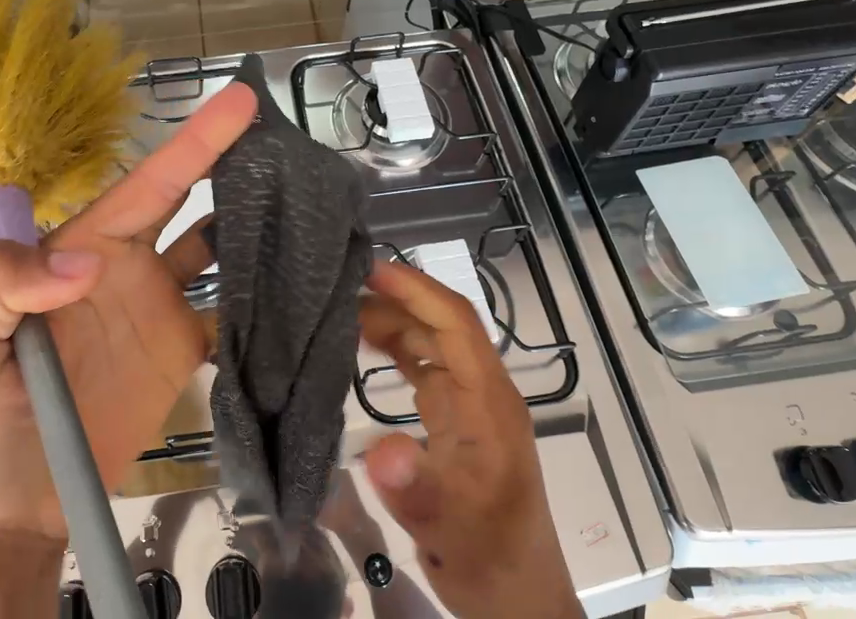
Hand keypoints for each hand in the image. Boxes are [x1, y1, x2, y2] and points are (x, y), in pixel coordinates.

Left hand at [0, 81, 256, 540]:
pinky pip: (229, 311)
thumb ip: (2, 285)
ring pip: (215, 247)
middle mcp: (125, 267)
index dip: (190, 144)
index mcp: (77, 251)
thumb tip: (88, 261)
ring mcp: (158, 310)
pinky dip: (261, 288)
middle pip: (185, 201)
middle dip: (228, 159)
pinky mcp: (182, 355)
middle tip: (282, 130)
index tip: (238, 101)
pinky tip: (297, 267)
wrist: (10, 512)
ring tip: (303, 188)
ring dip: (253, 217)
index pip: (140, 186)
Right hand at [358, 259, 579, 618]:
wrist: (516, 600)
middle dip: (396, 299)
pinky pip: (425, 370)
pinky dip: (396, 351)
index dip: (417, 290)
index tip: (369, 269)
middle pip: (441, 326)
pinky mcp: (456, 422)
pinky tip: (363, 347)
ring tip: (340, 313)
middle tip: (338, 288)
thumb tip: (380, 454)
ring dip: (393, 323)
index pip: (456, 324)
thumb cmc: (490, 558)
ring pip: (431, 344)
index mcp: (489, 401)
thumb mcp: (450, 528)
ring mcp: (470, 406)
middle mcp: (482, 392)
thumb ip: (417, 489)